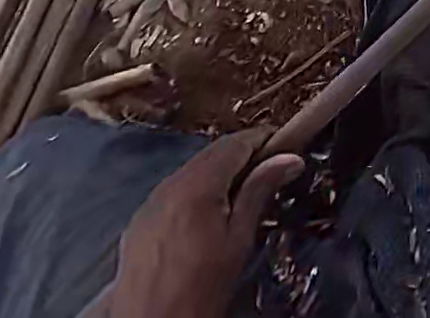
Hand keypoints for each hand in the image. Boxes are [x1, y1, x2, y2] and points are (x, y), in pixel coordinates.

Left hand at [113, 128, 303, 317]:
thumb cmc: (201, 289)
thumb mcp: (238, 239)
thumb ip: (260, 190)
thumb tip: (291, 157)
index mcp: (197, 185)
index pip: (237, 142)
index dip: (264, 139)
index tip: (287, 148)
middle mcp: (169, 185)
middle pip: (214, 152)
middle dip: (243, 154)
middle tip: (269, 172)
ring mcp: (150, 203)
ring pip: (194, 168)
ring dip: (220, 171)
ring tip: (241, 194)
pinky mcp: (138, 222)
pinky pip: (175, 189)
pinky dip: (196, 189)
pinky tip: (207, 214)